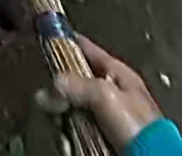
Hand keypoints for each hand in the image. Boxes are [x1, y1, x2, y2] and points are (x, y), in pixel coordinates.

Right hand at [38, 35, 163, 147]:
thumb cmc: (137, 126)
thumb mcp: (104, 95)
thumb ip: (74, 83)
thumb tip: (49, 89)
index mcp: (117, 73)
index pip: (83, 47)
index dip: (63, 42)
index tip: (43, 40)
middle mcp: (110, 92)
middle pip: (71, 80)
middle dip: (58, 92)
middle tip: (51, 101)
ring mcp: (106, 117)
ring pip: (69, 106)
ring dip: (60, 116)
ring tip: (61, 127)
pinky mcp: (103, 138)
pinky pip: (75, 128)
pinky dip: (68, 135)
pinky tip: (68, 141)